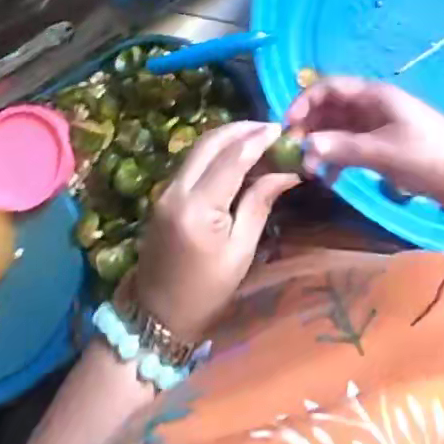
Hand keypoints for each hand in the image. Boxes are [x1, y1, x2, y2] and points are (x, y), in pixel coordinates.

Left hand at [132, 120, 300, 342]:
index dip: (258, 139)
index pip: (232, 158)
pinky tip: (237, 155)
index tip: (283, 129)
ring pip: (199, 147)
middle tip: (272, 128)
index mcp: (197, 208)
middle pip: (210, 142)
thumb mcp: (241, 251)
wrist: (156, 314)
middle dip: (242, 129)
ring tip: (259, 137)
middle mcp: (177, 190)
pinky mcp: (164, 193)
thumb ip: (259, 204)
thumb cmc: (206, 291)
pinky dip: (216, 151)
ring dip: (229, 136)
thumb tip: (287, 172)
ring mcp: (166, 190)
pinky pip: (193, 161)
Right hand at [287, 77, 443, 210]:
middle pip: (332, 108)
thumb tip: (304, 145)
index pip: (329, 87)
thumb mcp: (384, 154)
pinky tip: (331, 180)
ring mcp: (382, 126)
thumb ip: (343, 148)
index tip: (287, 128)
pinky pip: (354, 146)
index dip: (303, 102)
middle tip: (294, 155)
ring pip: (341, 129)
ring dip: (323, 146)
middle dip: (310, 128)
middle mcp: (375, 106)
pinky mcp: (389, 146)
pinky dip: (339, 159)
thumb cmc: (432, 159)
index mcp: (376, 96)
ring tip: (310, 172)